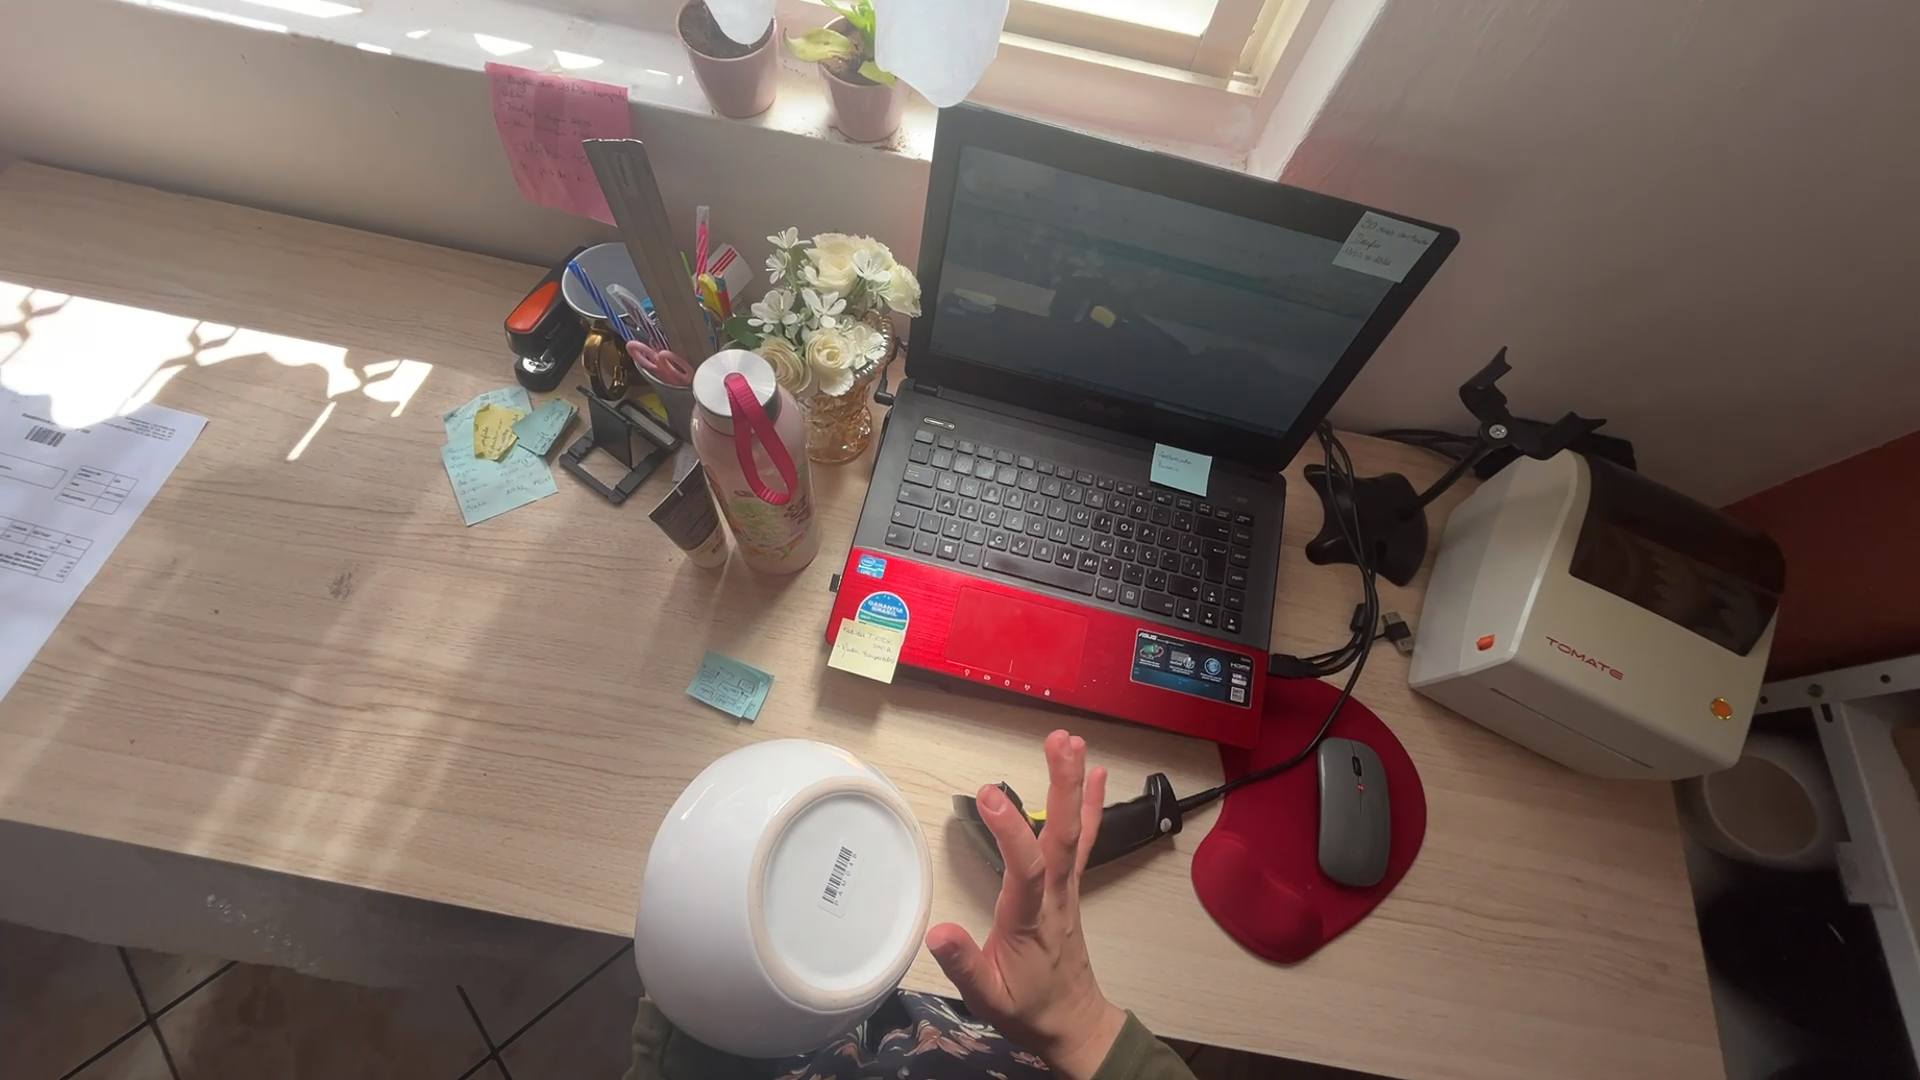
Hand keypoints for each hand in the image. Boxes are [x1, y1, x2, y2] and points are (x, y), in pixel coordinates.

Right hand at [927, 731, 1128, 1079]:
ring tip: (1072, 743)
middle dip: (1061, 786)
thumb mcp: (989, 999)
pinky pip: (1085, 838)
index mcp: (1031, 917)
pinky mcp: (1070, 881)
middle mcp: (1055, 892)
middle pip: (1062, 833)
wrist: (1074, 1022)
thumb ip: (965, 965)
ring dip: (1073, 784)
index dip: (1009, 829)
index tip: (988, 794)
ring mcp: (1067, 883)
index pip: (1025, 867)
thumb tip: (938, 932)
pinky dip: (1091, 804)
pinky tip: (1096, 774)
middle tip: (1058, 743)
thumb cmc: (1029, 1008)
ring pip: (1074, 829)